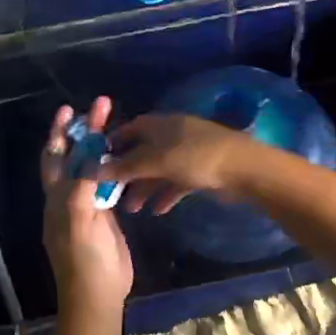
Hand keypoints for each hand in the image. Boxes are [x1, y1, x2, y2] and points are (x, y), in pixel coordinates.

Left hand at [41, 99, 132, 315]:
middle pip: (75, 156)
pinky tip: (126, 156)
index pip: (56, 157)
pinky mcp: (105, 215)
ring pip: (92, 167)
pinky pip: (107, 183)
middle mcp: (68, 197)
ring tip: (116, 123)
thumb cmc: (84, 259)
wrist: (98, 295)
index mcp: (56, 197)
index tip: (70, 108)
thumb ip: (80, 188)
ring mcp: (87, 206)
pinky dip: (114, 166)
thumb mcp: (78, 222)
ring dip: (101, 145)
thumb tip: (89, 156)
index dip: (60, 132)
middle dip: (86, 130)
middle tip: (103, 105)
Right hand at [99, 113, 258, 215]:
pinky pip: (176, 182)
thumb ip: (124, 167)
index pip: (128, 130)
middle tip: (111, 194)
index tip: (96, 165)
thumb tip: (93, 170)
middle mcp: (170, 135)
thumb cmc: (194, 157)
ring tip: (132, 209)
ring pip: (158, 170)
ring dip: (144, 188)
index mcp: (158, 123)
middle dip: (126, 173)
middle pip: (142, 152)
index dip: (112, 145)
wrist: (242, 168)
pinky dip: (166, 195)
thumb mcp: (155, 161)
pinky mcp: (200, 170)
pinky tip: (157, 211)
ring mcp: (187, 153)